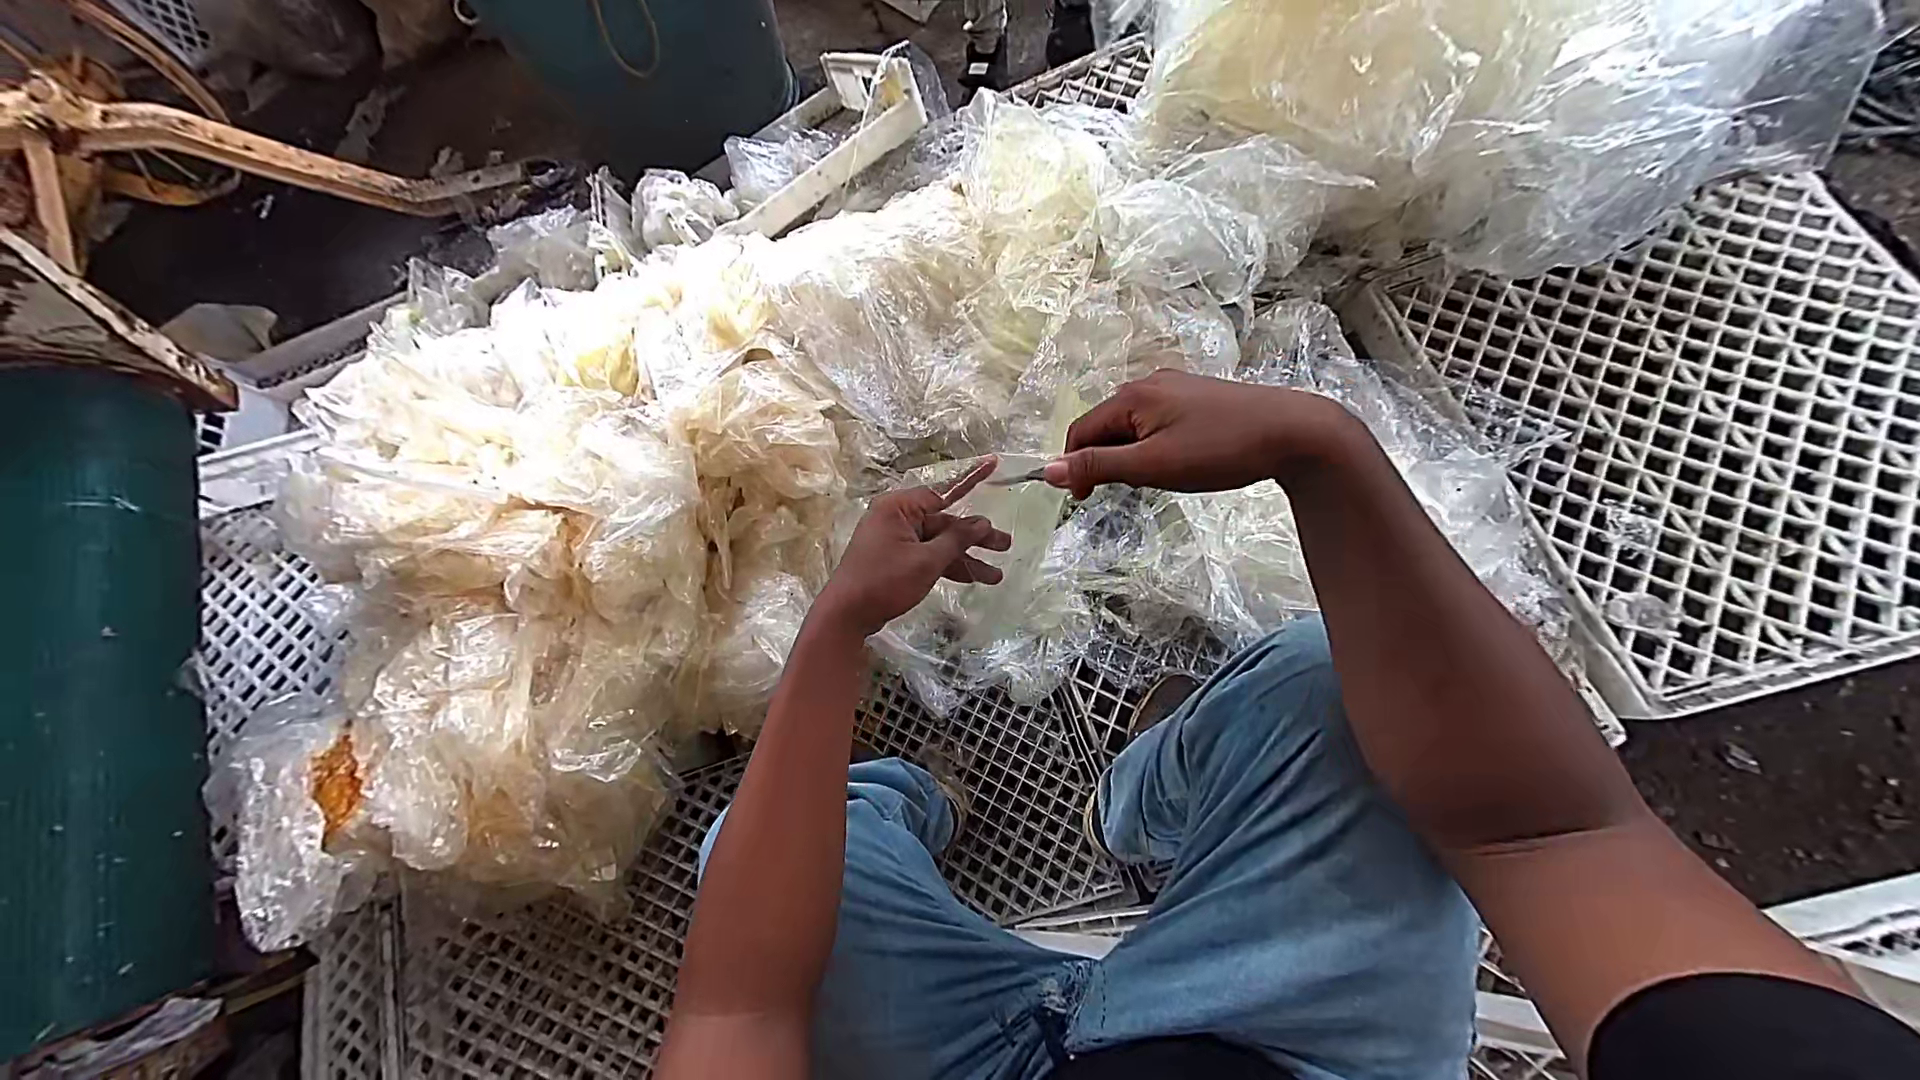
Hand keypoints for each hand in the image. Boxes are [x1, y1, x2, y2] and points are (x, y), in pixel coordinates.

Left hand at [814, 459, 1014, 636]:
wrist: (846, 615)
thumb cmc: (884, 581)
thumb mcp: (926, 560)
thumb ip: (957, 539)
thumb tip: (982, 522)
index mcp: (899, 507)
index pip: (944, 492)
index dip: (972, 481)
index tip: (993, 464)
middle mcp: (897, 517)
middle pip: (945, 522)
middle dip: (975, 536)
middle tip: (1005, 545)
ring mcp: (895, 540)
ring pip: (939, 543)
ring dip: (965, 558)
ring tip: (996, 575)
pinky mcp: (895, 560)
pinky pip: (928, 556)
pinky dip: (948, 566)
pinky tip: (973, 578)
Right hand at [1042, 369, 1349, 498]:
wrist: (1295, 432)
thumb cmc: (1218, 450)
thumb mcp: (1151, 465)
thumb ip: (1098, 466)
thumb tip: (1048, 470)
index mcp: (1132, 396)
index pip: (1081, 431)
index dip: (1075, 467)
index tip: (1085, 499)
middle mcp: (1149, 383)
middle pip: (1106, 426)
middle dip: (1107, 460)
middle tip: (1133, 488)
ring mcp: (1176, 387)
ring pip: (1132, 425)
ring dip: (1131, 454)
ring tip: (1160, 477)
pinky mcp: (1197, 396)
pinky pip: (1156, 421)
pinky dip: (1153, 444)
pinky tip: (1180, 460)